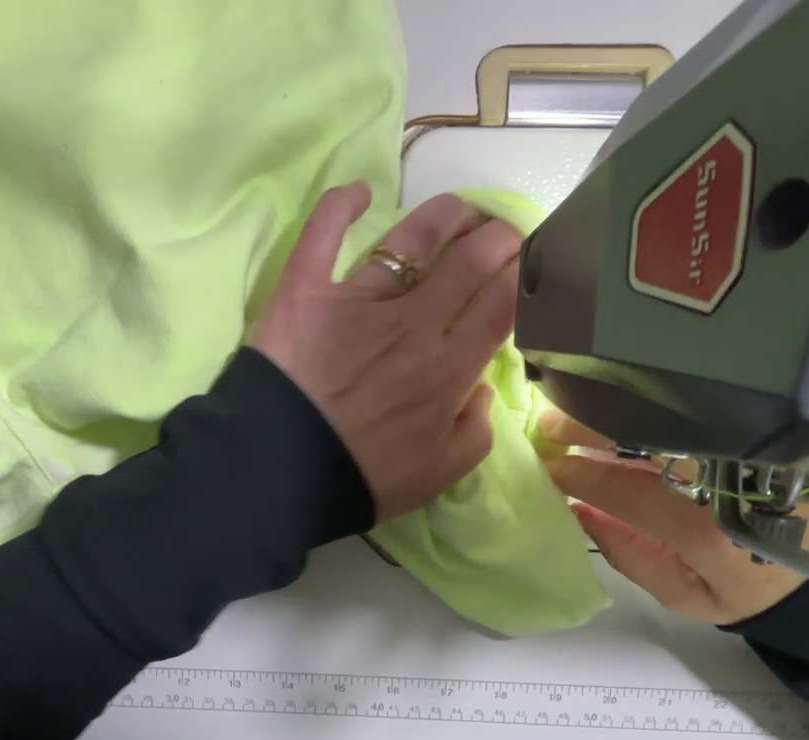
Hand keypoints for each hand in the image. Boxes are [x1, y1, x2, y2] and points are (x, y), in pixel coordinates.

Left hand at [249, 183, 524, 521]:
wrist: (279, 476)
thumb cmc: (362, 479)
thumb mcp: (438, 475)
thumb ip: (474, 433)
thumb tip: (480, 389)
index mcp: (447, 368)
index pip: (499, 305)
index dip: (521, 277)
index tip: (529, 263)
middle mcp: (411, 323)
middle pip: (467, 262)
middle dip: (495, 239)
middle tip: (501, 234)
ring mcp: (357, 301)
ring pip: (411, 240)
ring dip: (444, 216)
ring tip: (459, 209)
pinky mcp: (306, 292)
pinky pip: (323, 236)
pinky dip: (340, 206)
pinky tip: (360, 191)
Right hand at [540, 412, 808, 623]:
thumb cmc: (754, 586)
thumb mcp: (686, 594)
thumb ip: (627, 555)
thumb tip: (576, 509)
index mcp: (706, 528)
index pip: (626, 489)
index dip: (580, 475)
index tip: (547, 465)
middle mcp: (728, 477)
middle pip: (647, 436)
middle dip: (590, 426)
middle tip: (550, 422)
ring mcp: (751, 444)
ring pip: (670, 416)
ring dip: (619, 409)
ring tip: (580, 408)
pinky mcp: (768, 425)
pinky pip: (700, 408)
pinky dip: (655, 406)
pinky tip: (627, 407)